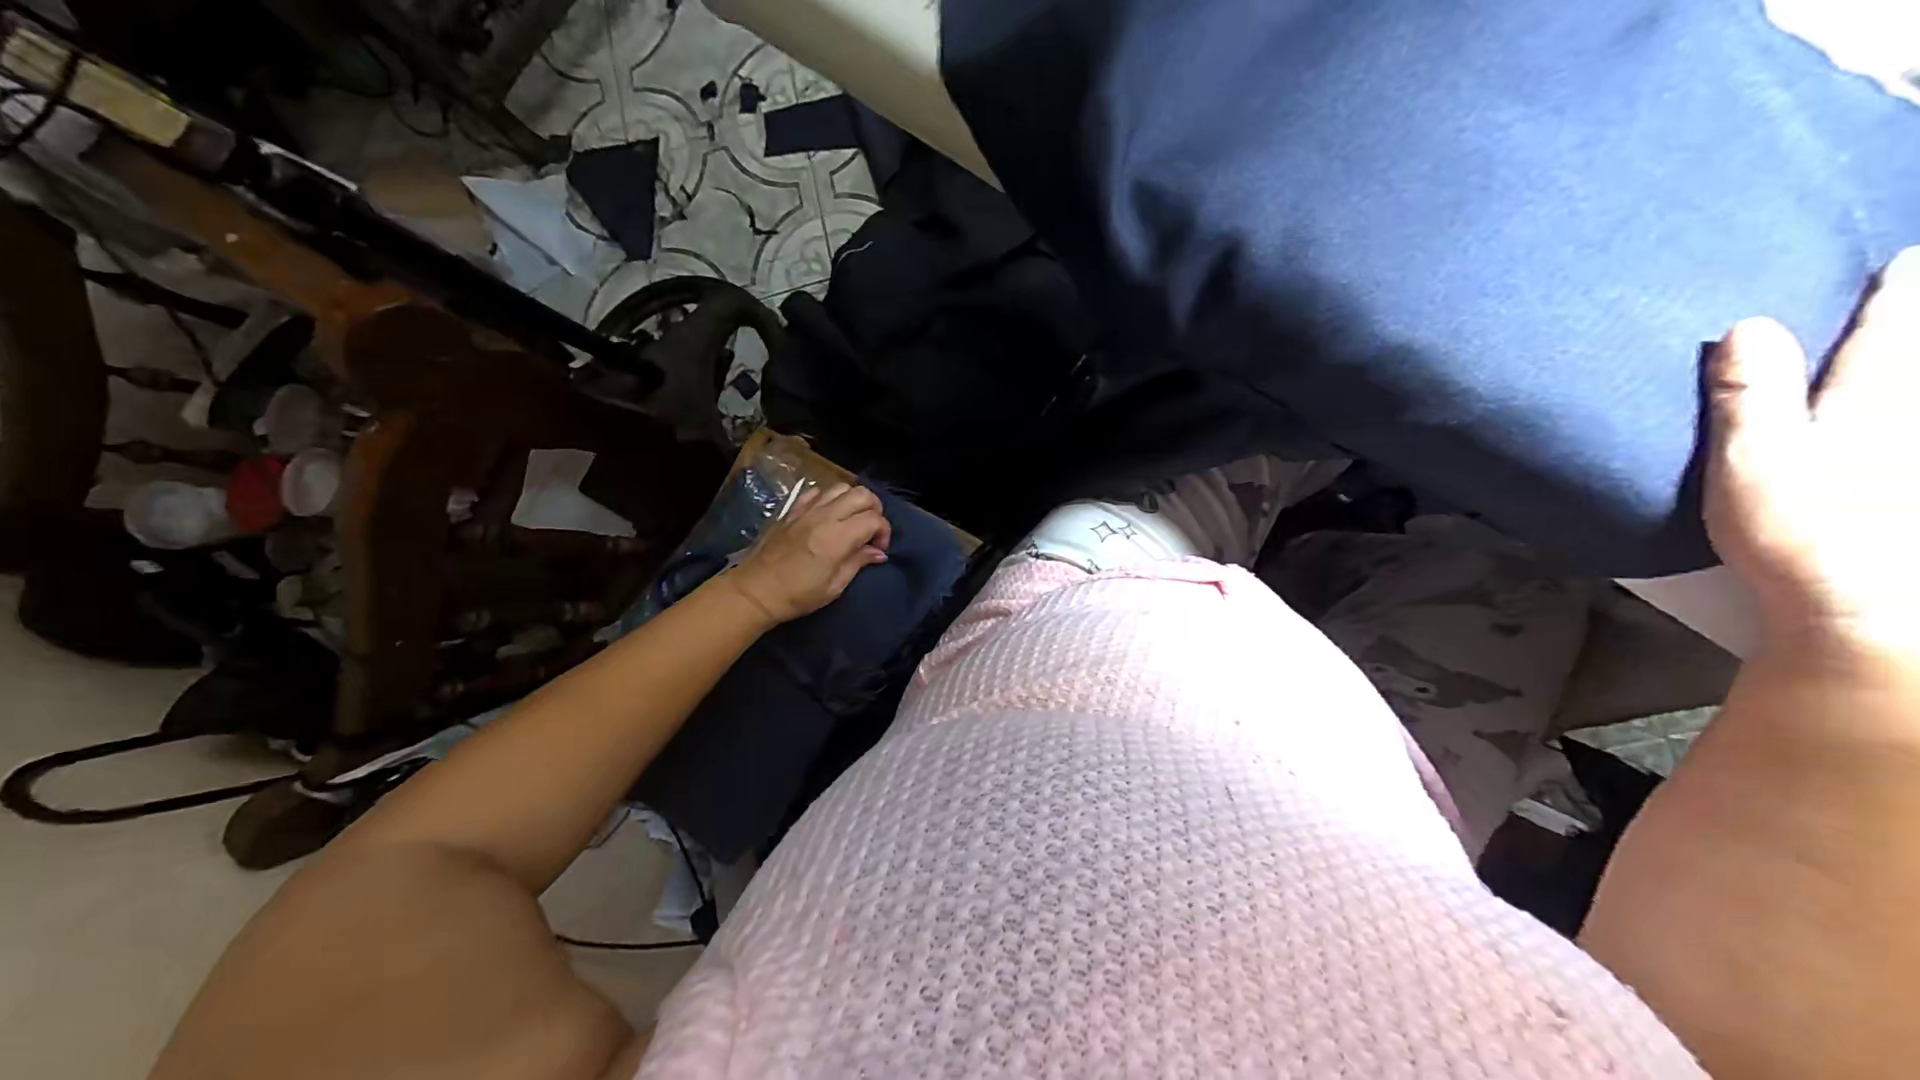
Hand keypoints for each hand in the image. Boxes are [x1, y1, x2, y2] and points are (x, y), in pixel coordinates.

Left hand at [724, 482, 891, 622]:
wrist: (756, 591)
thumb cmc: (798, 595)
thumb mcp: (834, 587)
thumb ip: (858, 562)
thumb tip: (878, 552)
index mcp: (838, 538)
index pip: (874, 519)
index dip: (884, 532)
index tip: (878, 549)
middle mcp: (824, 516)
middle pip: (862, 494)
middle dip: (874, 509)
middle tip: (871, 530)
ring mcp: (806, 510)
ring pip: (841, 487)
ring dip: (853, 501)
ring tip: (851, 520)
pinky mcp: (791, 510)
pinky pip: (816, 492)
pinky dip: (829, 498)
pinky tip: (827, 515)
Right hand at [1706, 246, 1919, 659]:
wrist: (1868, 608)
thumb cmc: (1797, 531)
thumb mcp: (1754, 460)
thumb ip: (1749, 394)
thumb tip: (1749, 323)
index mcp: (1869, 403)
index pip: (1890, 331)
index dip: (1898, 292)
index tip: (1907, 257)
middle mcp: (1911, 417)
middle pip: (1918, 358)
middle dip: (1919, 320)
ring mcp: (1917, 454)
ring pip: (1917, 393)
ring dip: (1909, 366)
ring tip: (1901, 354)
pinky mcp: (1907, 486)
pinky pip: (1906, 432)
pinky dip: (1898, 413)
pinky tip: (1886, 423)